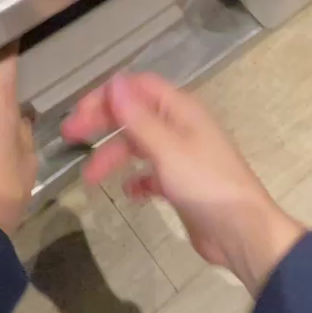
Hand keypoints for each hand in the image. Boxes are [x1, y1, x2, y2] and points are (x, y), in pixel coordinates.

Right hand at [61, 72, 304, 294]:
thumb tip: (115, 81)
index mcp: (181, 110)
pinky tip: (128, 193)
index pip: (138, 87)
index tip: (78, 114)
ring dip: (114, 155)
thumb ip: (138, 117)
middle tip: (70, 137)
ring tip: (91, 178)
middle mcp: (181, 126)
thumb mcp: (167, 149)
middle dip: (103, 123)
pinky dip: (136, 179)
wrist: (242, 231)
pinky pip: (151, 173)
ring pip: (140, 145)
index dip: (107, 95)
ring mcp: (182, 155)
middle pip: (135, 114)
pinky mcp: (182, 183)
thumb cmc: (205, 184)